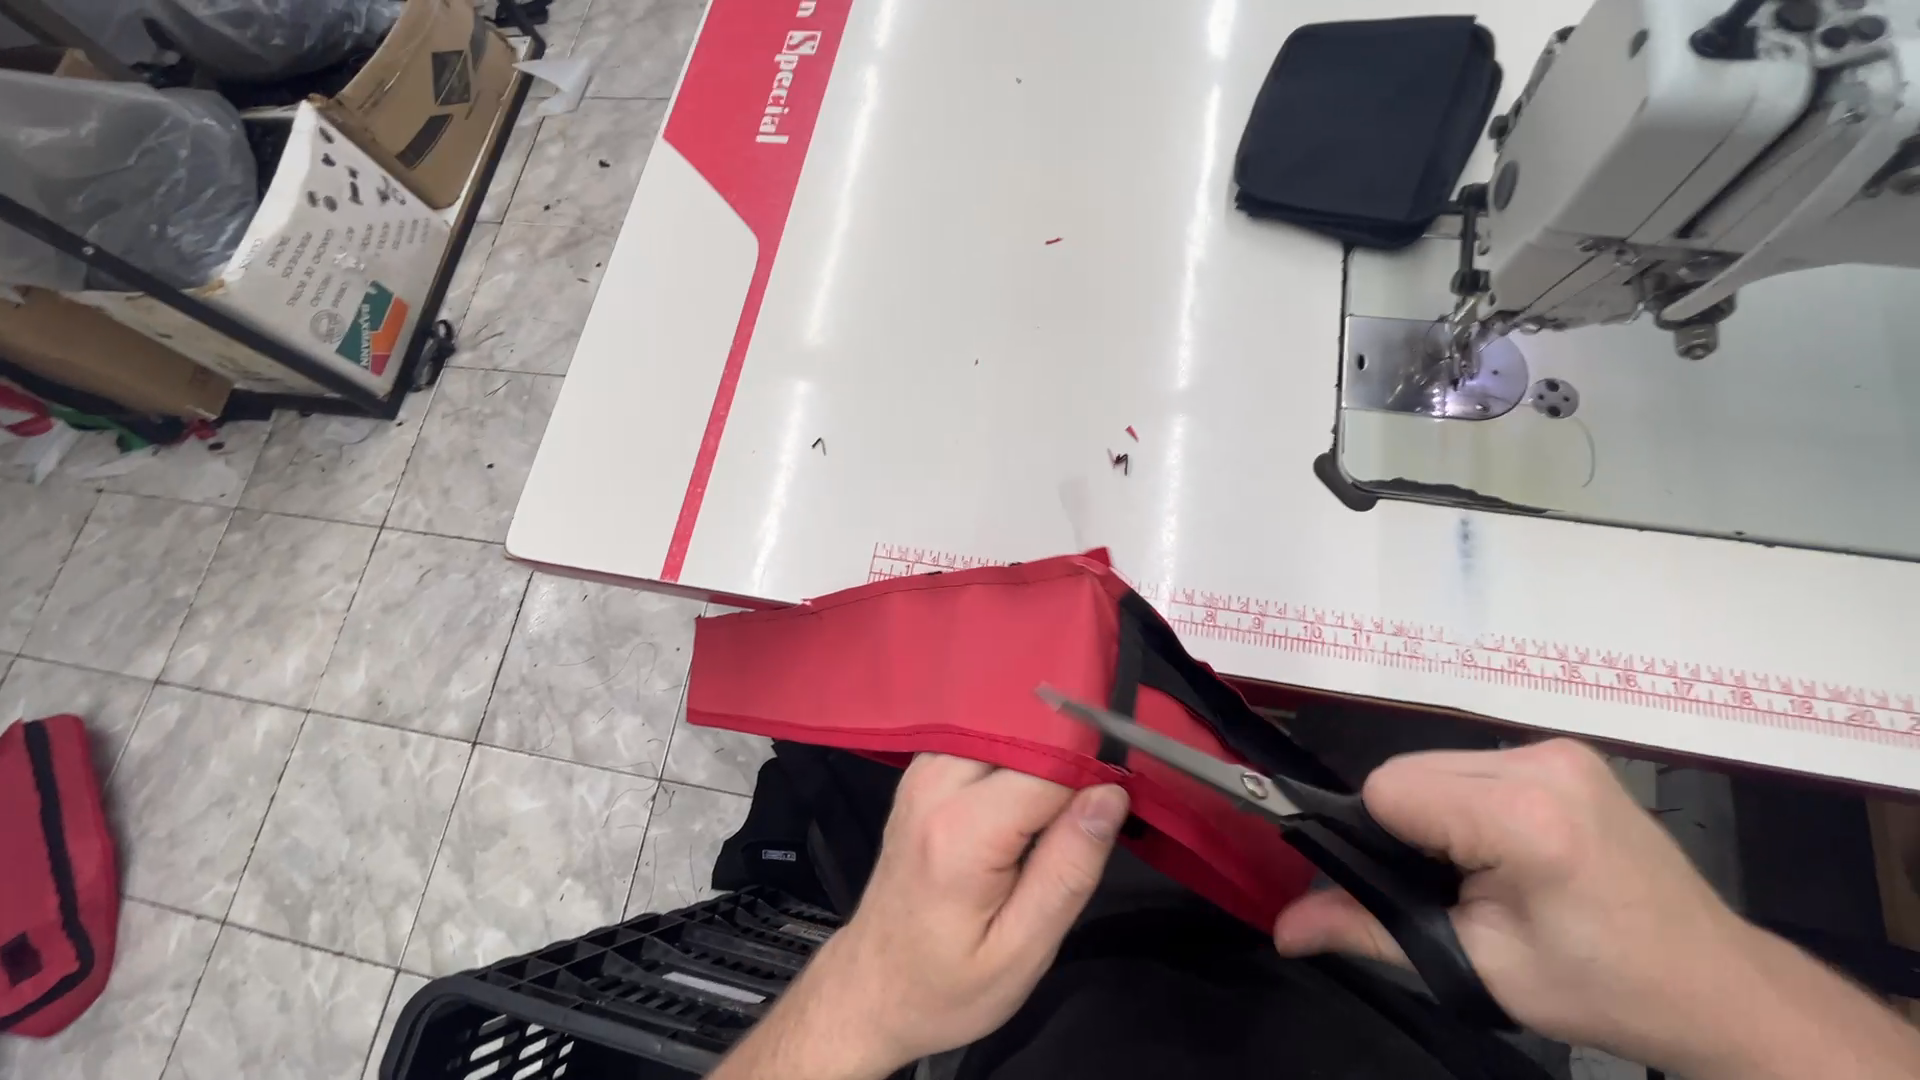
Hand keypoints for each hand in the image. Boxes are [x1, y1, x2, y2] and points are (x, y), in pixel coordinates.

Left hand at [714, 754, 1129, 1079]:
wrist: (871, 984)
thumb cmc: (947, 984)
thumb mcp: (1023, 951)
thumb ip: (1069, 869)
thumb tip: (1111, 793)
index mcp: (960, 832)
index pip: (1048, 768)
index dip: (1093, 776)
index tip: (1119, 800)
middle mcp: (935, 784)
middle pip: (1024, 736)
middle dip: (1068, 756)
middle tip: (1095, 801)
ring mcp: (923, 770)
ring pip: (1004, 729)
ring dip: (1041, 754)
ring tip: (1058, 807)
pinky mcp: (922, 769)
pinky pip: (983, 738)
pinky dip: (1015, 753)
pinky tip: (1025, 792)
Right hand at [1273, 740, 1750, 1065]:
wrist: (1718, 987)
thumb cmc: (1599, 987)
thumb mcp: (1478, 970)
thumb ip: (1369, 932)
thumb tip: (1282, 929)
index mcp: (1525, 819)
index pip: (1390, 789)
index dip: (1381, 840)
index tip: (1416, 888)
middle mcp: (1541, 764)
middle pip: (1408, 771)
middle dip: (1406, 825)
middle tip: (1450, 887)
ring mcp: (1557, 750)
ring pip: (1433, 763)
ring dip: (1432, 810)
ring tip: (1478, 868)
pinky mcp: (1565, 751)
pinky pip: (1468, 762)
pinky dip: (1462, 797)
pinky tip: (1501, 842)